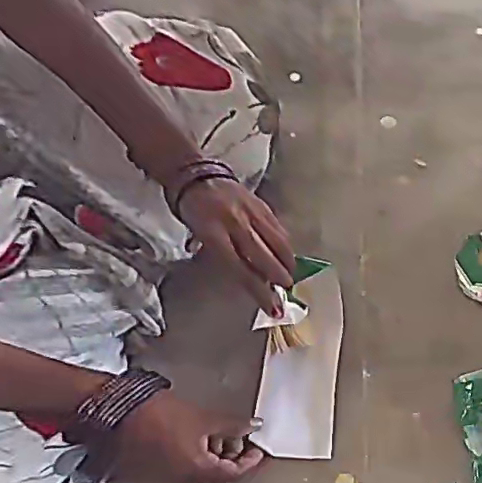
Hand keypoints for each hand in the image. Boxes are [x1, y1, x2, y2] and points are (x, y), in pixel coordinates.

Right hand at [115, 389, 263, 482]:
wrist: (114, 409)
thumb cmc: (157, 414)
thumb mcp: (204, 418)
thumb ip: (234, 426)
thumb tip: (254, 426)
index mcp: (197, 470)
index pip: (234, 473)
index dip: (250, 461)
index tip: (258, 451)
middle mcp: (182, 478)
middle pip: (219, 473)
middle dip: (233, 456)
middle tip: (240, 438)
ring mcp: (166, 474)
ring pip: (201, 469)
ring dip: (215, 454)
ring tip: (219, 432)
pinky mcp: (153, 466)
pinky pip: (184, 463)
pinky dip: (197, 453)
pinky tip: (198, 435)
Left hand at [176, 177, 297, 317]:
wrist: (195, 173)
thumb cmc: (193, 210)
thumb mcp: (199, 235)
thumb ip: (224, 256)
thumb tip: (250, 278)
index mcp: (213, 233)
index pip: (240, 269)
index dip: (259, 291)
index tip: (273, 309)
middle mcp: (235, 224)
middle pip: (264, 257)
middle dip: (279, 277)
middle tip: (286, 289)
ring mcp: (251, 214)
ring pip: (278, 245)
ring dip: (287, 263)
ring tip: (289, 274)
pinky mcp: (263, 207)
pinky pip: (280, 231)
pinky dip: (285, 247)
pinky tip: (286, 255)